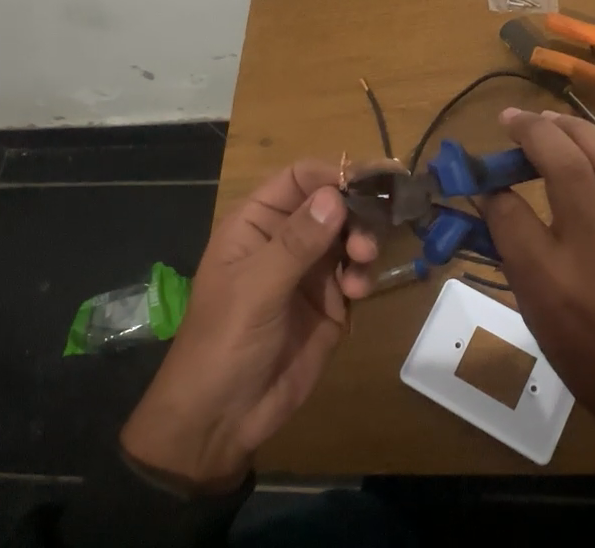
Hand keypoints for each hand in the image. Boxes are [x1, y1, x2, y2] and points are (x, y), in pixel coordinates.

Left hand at [119, 161, 378, 490]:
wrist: (221, 419)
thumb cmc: (223, 343)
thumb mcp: (256, 289)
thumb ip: (297, 242)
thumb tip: (337, 195)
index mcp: (257, 223)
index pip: (301, 178)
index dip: (335, 175)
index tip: (372, 181)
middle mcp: (286, 239)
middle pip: (334, 204)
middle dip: (357, 212)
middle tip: (368, 236)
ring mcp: (310, 271)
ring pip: (351, 235)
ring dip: (364, 242)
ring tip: (362, 263)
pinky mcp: (331, 302)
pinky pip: (357, 272)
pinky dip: (364, 275)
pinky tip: (358, 293)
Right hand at [480, 108, 594, 435]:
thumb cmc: (582, 355)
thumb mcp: (533, 312)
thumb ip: (515, 253)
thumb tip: (497, 200)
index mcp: (551, 281)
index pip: (511, 213)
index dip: (493, 189)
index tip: (488, 180)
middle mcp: (594, 250)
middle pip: (564, 169)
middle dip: (533, 134)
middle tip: (514, 119)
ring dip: (577, 129)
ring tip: (552, 118)